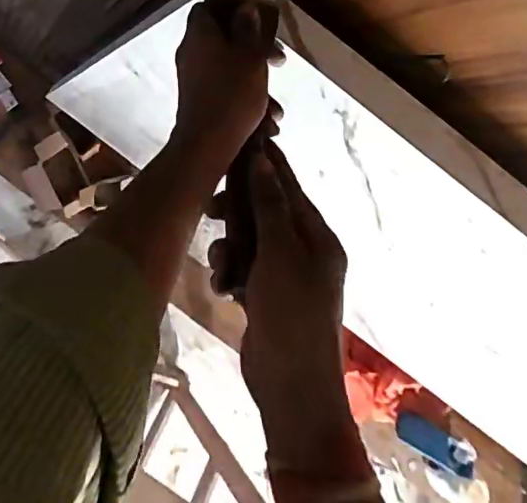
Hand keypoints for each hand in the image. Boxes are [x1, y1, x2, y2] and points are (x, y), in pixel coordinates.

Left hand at [172, 0, 281, 150]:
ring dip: (254, 78)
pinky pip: (222, 87)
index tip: (257, 20)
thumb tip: (245, 7)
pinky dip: (243, 96)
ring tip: (277, 105)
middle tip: (278, 60)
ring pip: (227, 66)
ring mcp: (191, 76)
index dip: (231, 9)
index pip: (207, 7)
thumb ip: (248, 29)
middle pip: (221, 37)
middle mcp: (190, 51)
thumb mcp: (250, 57)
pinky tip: (266, 121)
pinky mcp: (196, 98)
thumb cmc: (232, 94)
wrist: (206, 144)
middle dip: (253, 48)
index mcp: (199, 33)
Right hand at [211, 139, 369, 483]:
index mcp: (317, 236)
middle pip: (264, 209)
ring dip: (229, 246)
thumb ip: (271, 206)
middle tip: (209, 205)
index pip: (287, 185)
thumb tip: (263, 161)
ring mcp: (283, 274)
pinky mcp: (265, 294)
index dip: (265, 161)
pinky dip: (229, 271)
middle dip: (236, 209)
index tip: (239, 137)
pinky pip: (242, 266)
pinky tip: (222, 286)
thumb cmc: (292, 316)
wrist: (292, 389)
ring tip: (221, 262)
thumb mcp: (281, 255)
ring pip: (248, 238)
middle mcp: (302, 250)